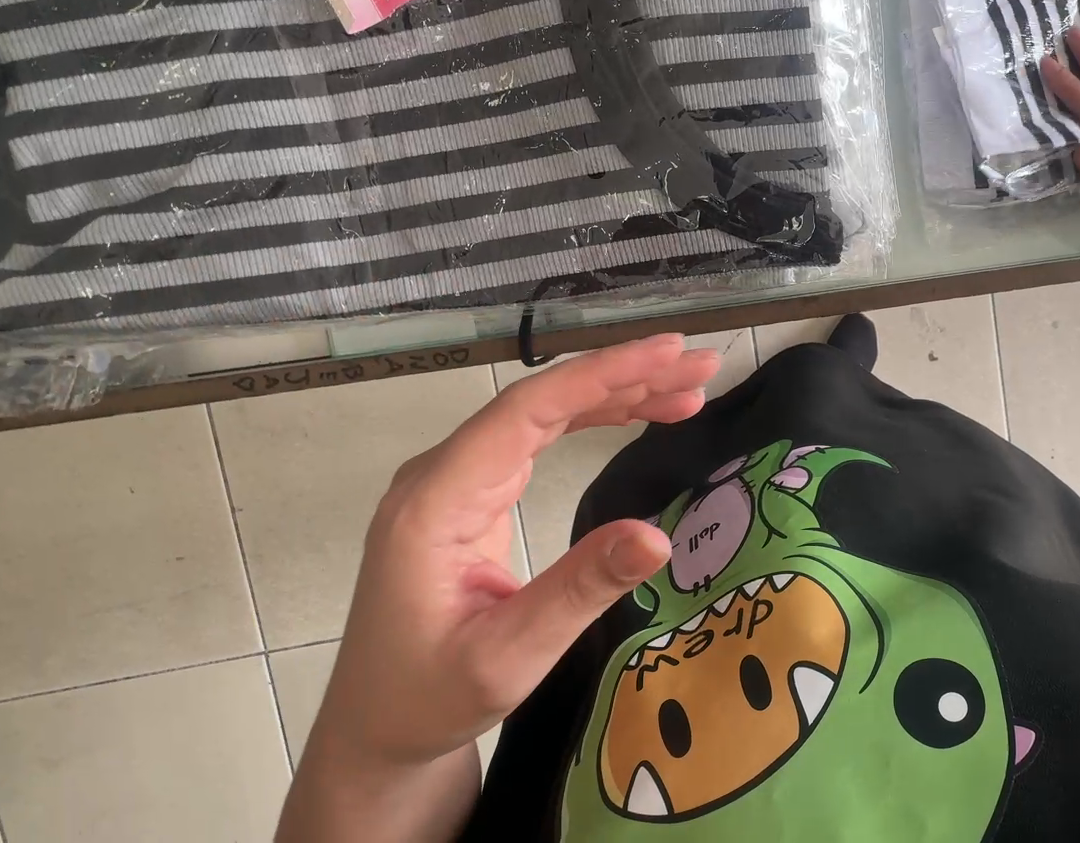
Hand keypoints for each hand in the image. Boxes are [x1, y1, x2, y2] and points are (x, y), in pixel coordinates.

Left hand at [280, 334, 720, 842]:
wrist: (379, 727)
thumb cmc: (429, 698)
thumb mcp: (508, 656)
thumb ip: (580, 590)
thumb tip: (659, 537)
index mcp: (437, 502)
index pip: (527, 410)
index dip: (600, 373)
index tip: (667, 351)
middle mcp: (445, 474)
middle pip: (545, 400)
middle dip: (627, 376)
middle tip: (700, 367)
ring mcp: (461, 480)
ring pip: (549, 413)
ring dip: (620, 394)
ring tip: (688, 389)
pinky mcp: (478, 492)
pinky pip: (544, 435)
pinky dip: (598, 419)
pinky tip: (643, 413)